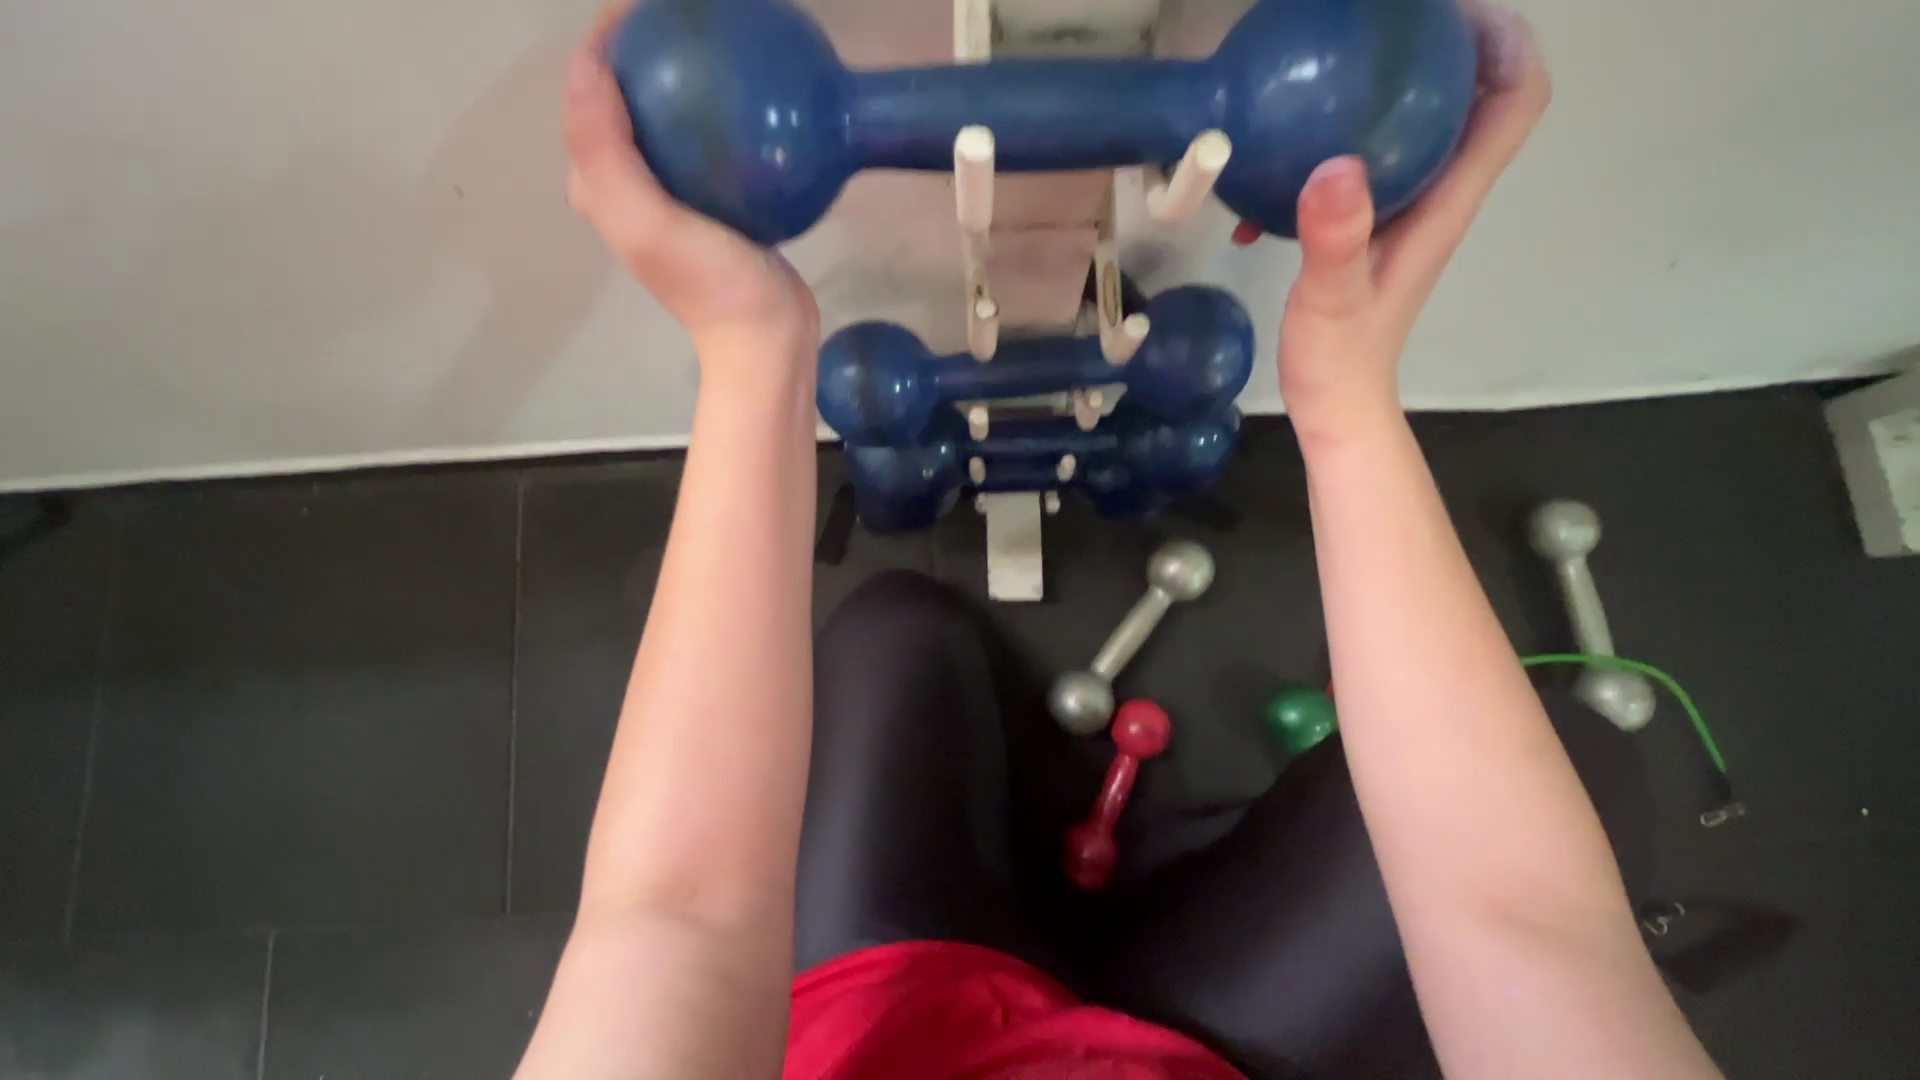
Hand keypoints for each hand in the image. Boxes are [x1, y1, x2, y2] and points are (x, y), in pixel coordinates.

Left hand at [562, 5, 819, 363]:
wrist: (768, 337)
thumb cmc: (711, 284)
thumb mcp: (645, 220)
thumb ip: (605, 150)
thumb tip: (587, 65)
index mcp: (600, 183)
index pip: (590, 87)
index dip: (609, 35)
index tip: (651, 3)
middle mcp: (630, 183)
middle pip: (628, 94)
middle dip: (648, 46)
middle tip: (692, 16)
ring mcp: (676, 194)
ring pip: (672, 114)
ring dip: (689, 73)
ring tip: (724, 39)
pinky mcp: (718, 203)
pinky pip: (714, 141)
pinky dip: (727, 110)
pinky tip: (759, 95)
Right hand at [1252, 0, 1549, 442]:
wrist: (1335, 404)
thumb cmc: (1338, 357)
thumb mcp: (1332, 297)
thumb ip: (1335, 237)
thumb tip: (1333, 165)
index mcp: (1445, 202)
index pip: (1514, 102)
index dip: (1505, 43)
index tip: (1451, 13)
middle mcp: (1437, 198)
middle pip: (1475, 101)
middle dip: (1447, 50)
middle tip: (1385, 27)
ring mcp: (1405, 215)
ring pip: (1423, 131)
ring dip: (1396, 92)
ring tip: (1338, 70)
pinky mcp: (1371, 231)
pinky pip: (1375, 167)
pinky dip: (1346, 146)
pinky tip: (1287, 161)